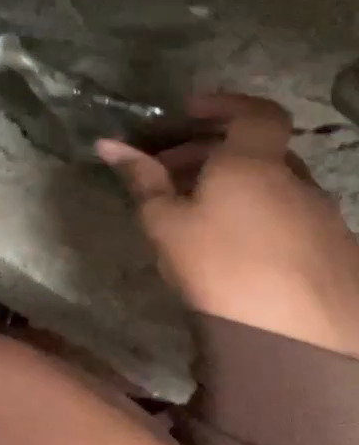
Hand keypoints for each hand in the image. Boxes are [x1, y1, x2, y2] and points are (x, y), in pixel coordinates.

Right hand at [97, 94, 358, 356]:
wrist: (299, 341)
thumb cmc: (218, 263)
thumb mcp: (162, 219)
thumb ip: (141, 177)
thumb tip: (108, 143)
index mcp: (254, 167)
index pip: (258, 113)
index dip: (225, 103)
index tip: (187, 110)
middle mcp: (299, 185)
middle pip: (261, 151)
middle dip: (213, 151)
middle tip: (169, 168)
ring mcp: (327, 221)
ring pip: (278, 185)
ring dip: (237, 184)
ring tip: (196, 209)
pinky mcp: (340, 254)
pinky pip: (295, 216)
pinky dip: (262, 212)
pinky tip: (233, 242)